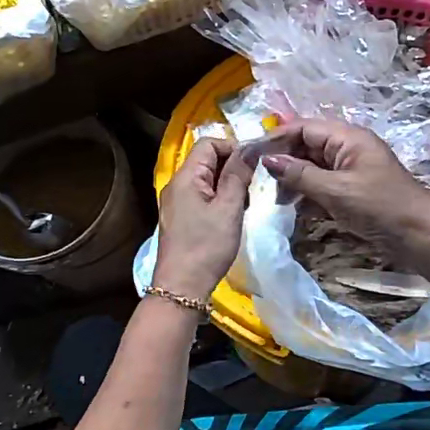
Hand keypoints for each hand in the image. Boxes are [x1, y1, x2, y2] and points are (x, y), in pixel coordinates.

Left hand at [151, 138, 255, 301]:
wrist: (181, 287)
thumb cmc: (207, 246)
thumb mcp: (228, 209)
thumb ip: (237, 176)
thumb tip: (249, 149)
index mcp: (185, 177)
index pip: (209, 143)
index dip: (233, 148)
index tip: (254, 166)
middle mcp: (176, 184)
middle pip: (206, 160)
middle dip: (232, 168)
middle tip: (252, 188)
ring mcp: (175, 202)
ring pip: (205, 180)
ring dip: (227, 186)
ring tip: (243, 205)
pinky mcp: (179, 218)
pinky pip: (201, 197)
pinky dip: (218, 200)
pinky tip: (230, 217)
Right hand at [256, 119, 429, 254]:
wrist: (422, 236)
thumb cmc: (380, 208)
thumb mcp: (335, 191)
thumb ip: (299, 174)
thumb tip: (267, 159)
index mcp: (347, 137)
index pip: (302, 128)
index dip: (275, 139)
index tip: (250, 156)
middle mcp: (348, 147)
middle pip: (305, 145)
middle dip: (283, 161)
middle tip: (259, 182)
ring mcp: (351, 168)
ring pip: (312, 165)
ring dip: (293, 180)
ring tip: (276, 199)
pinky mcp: (353, 188)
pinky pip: (322, 182)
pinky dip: (307, 193)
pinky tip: (295, 208)